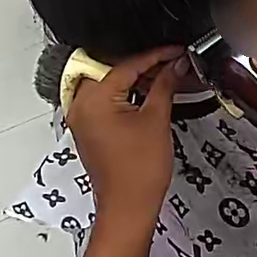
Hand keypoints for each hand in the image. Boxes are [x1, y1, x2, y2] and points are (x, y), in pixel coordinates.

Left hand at [65, 46, 185, 223]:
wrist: (129, 205)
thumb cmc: (139, 171)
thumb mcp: (157, 119)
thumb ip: (165, 85)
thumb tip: (175, 66)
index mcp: (94, 100)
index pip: (127, 65)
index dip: (156, 56)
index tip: (176, 52)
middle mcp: (80, 106)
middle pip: (112, 70)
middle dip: (144, 65)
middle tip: (172, 63)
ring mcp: (82, 118)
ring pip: (108, 83)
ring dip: (135, 79)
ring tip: (165, 78)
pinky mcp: (89, 128)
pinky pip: (105, 99)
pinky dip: (126, 93)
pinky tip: (149, 94)